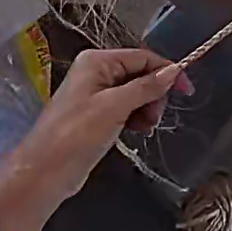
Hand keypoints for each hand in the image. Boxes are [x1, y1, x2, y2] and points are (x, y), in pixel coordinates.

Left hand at [0, 50, 192, 230]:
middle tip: (154, 117)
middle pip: (140, 74)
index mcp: (96, 61)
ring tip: (144, 127)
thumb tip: (174, 70)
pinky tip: (137, 130)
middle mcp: (96, 72)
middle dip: (154, 94)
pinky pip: (127, 107)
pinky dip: (136, 117)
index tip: (187, 91)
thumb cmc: (76, 135)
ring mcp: (96, 93)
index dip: (167, 71)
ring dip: (147, 108)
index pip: (142, 57)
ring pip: (136, 92)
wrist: (43, 174)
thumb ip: (146, 87)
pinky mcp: (97, 114)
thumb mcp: (115, 107)